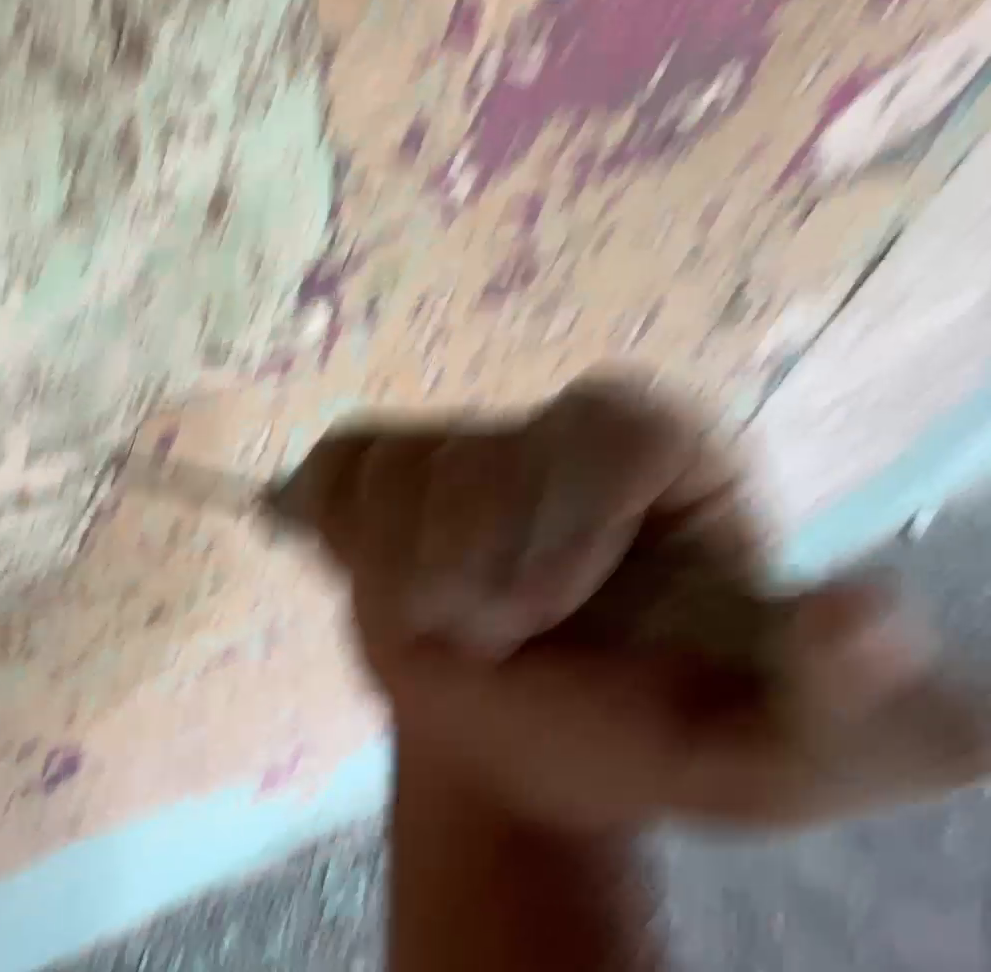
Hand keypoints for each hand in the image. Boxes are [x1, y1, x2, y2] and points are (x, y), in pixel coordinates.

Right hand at [280, 372, 978, 832]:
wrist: (502, 747)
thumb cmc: (629, 745)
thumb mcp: (769, 762)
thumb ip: (851, 710)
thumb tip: (860, 614)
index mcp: (678, 476)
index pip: (618, 429)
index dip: (566, 509)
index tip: (531, 607)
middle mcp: (562, 442)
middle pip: (482, 449)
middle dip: (463, 562)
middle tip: (481, 640)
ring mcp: (461, 449)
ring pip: (396, 462)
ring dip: (396, 565)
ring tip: (434, 624)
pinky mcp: (381, 469)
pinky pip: (338, 466)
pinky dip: (333, 526)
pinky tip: (359, 569)